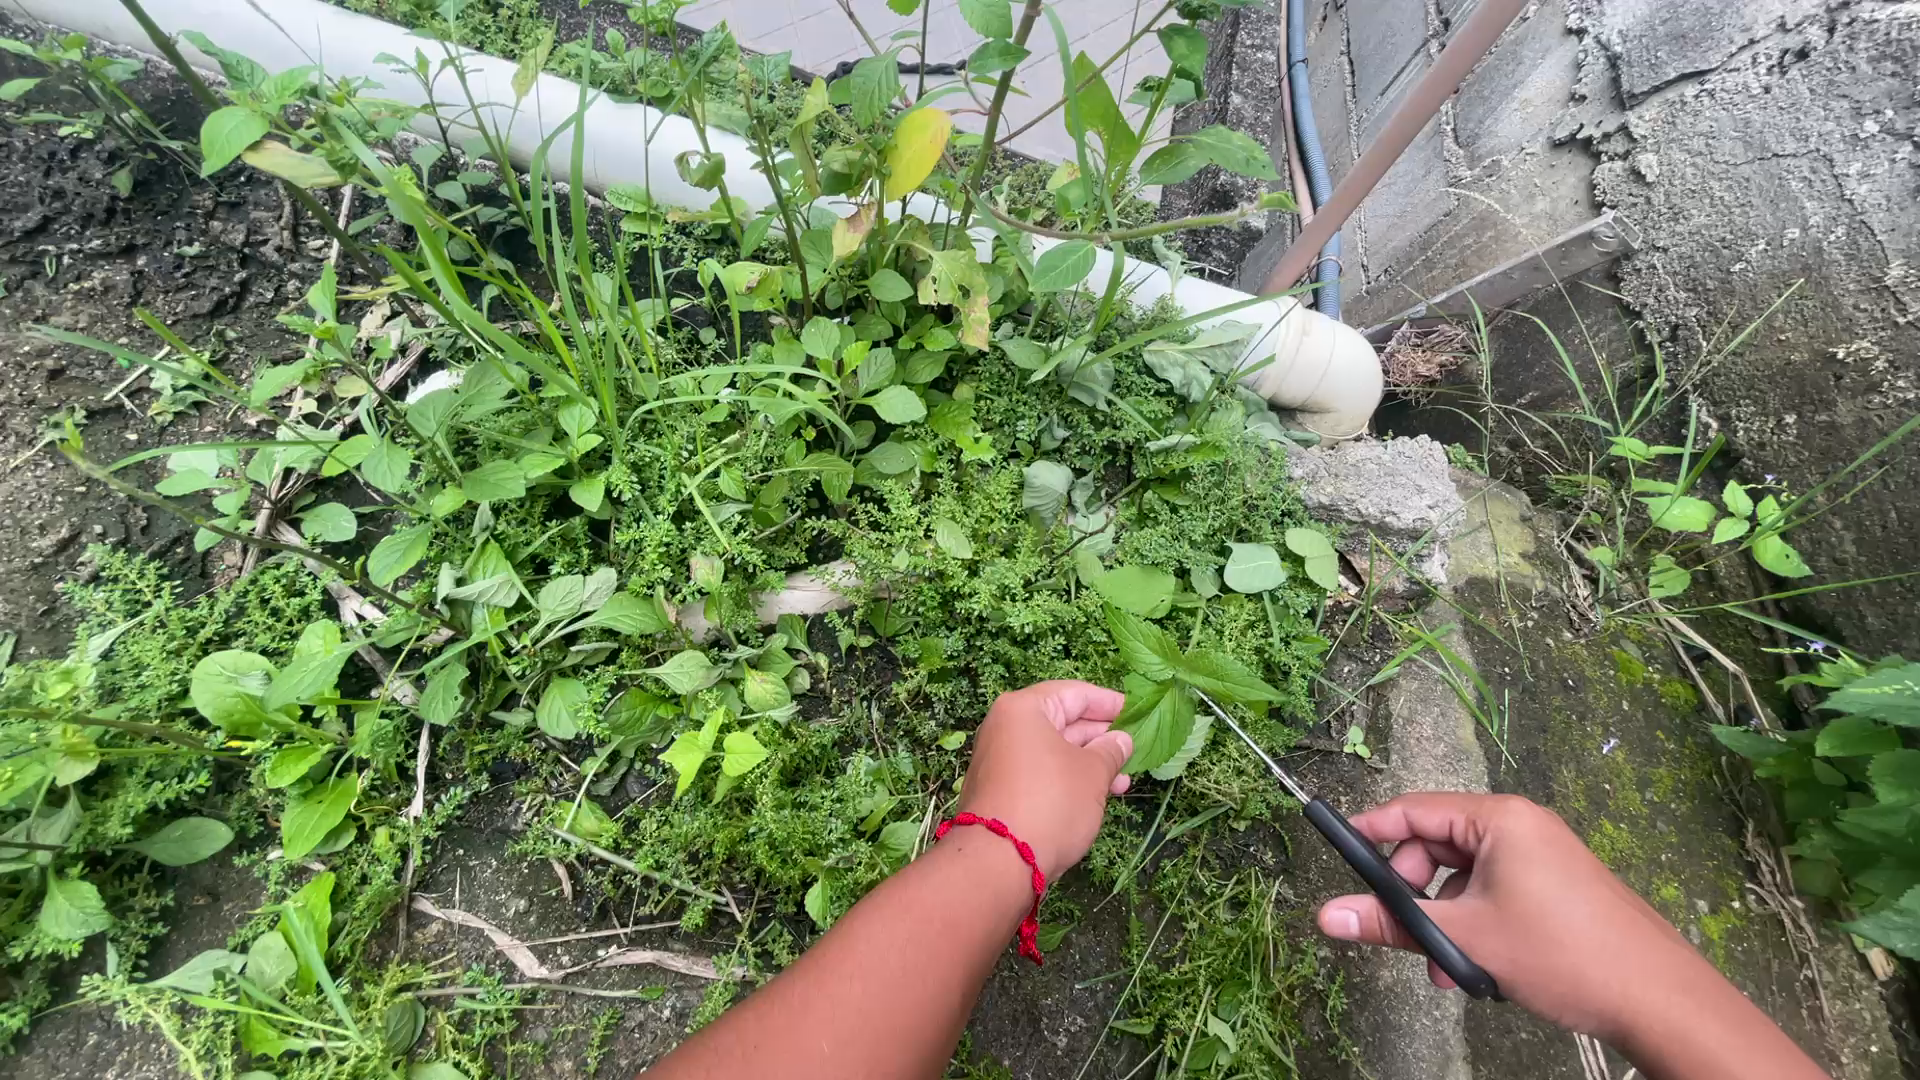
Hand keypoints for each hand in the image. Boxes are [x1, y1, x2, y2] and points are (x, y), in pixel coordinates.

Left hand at [955, 681, 1132, 879]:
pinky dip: (1069, 777)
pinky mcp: (1000, 788)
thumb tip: (1121, 739)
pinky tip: (1099, 793)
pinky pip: (1041, 771)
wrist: (997, 861)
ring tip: (1124, 779)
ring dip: (1090, 761)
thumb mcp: (1091, 773)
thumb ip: (1110, 751)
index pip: (1073, 693)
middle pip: (1062, 720)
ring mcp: (1000, 758)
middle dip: (1100, 736)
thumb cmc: (1050, 802)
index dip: (1108, 702)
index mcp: (1023, 709)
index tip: (1136, 712)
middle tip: (1134, 747)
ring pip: (1054, 750)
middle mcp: (1006, 726)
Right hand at [1313, 793, 1710, 1041]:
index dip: (1371, 830)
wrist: (1672, 1010)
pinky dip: (1475, 920)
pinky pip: (1494, 888)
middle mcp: (1521, 825)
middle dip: (1414, 889)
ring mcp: (1544, 855)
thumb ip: (1391, 922)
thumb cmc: (1564, 956)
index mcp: (1499, 818)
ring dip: (1444, 915)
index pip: (1413, 809)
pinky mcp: (1559, 886)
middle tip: (1403, 926)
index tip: (1342, 852)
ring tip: (1443, 965)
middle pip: (1438, 842)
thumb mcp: (1466, 937)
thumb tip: (1326, 917)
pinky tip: (1476, 965)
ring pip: (1465, 873)